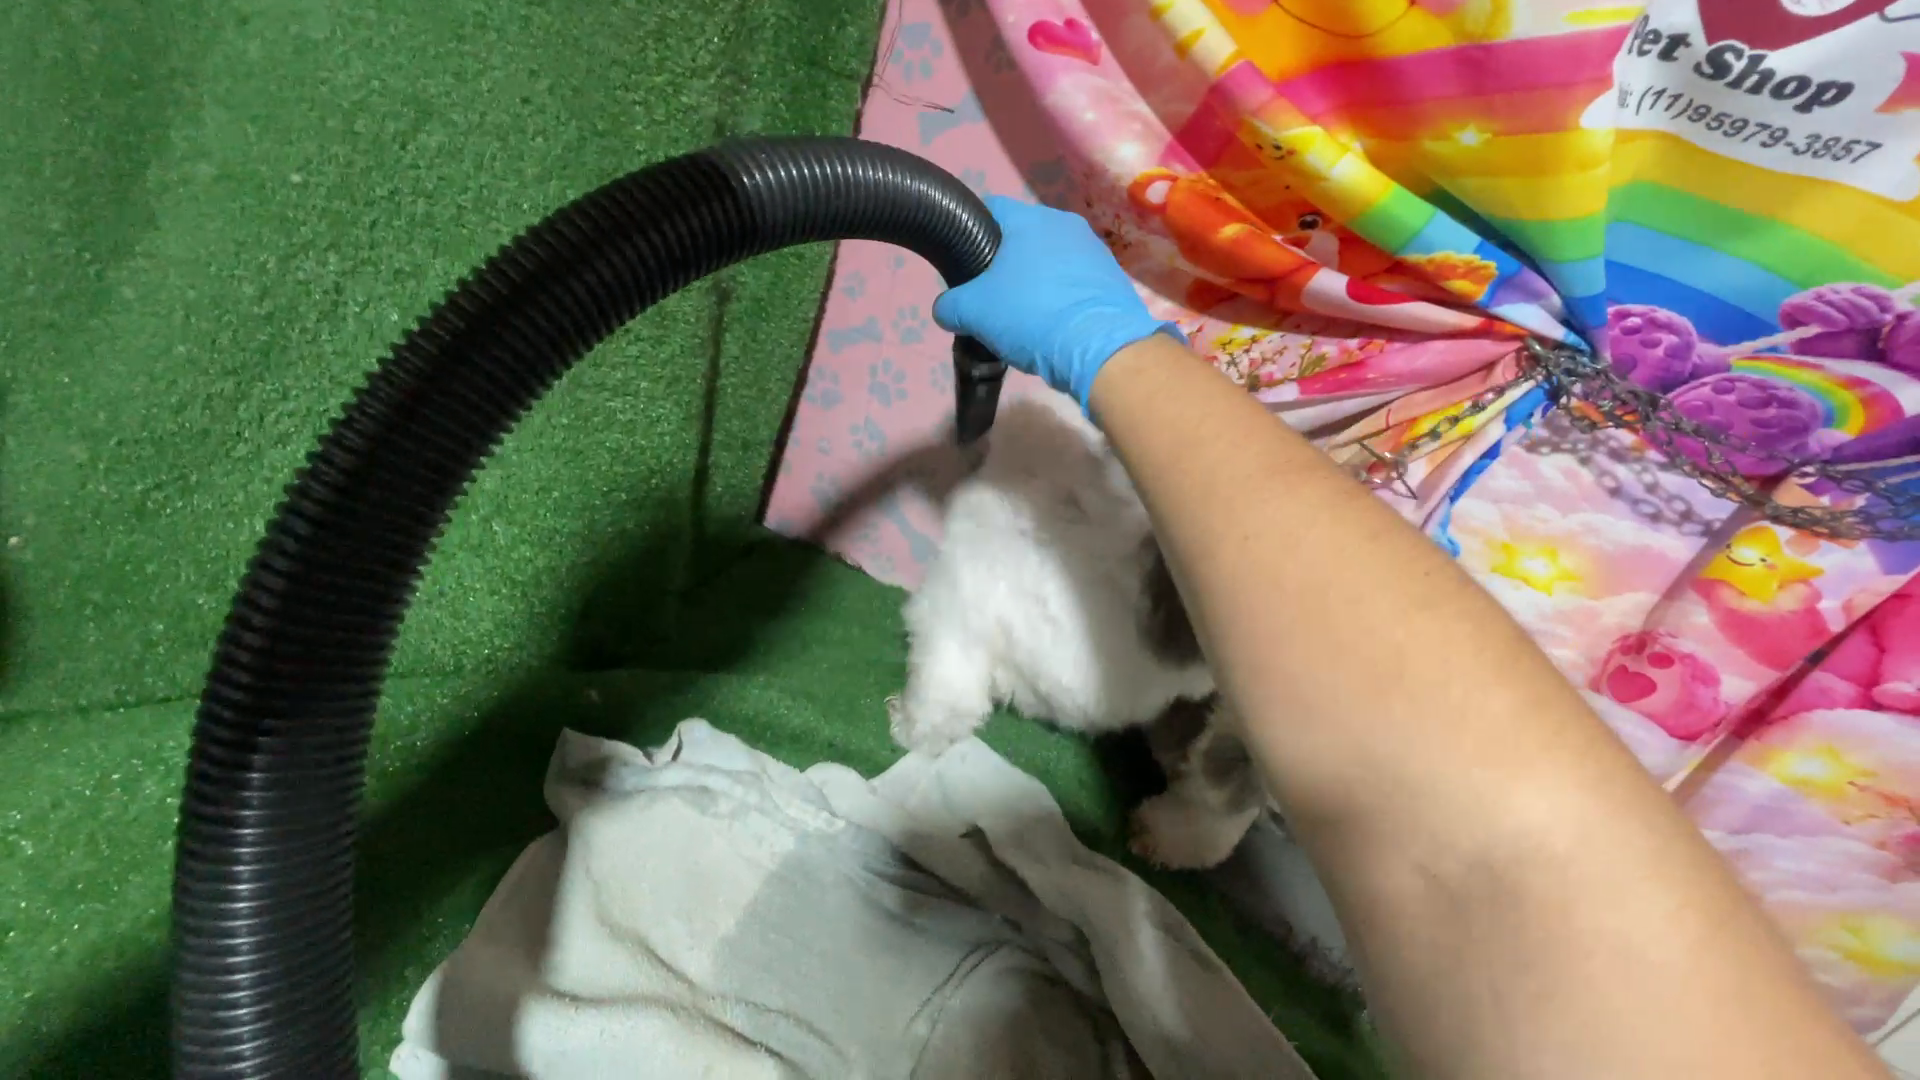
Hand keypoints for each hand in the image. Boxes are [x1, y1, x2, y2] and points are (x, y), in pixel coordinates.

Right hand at [933, 195, 1179, 409]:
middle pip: (1023, 239)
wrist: (1100, 349)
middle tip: (991, 300)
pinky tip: (1053, 328)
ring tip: (1023, 320)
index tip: (963, 261)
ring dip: (1035, 285)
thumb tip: (944, 310)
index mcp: (1031, 218)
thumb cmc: (1031, 315)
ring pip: (1051, 264)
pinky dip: (1061, 302)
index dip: (971, 230)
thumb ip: (950, 305)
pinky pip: (1075, 286)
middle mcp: (1066, 225)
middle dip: (1005, 266)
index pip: (991, 207)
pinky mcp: (1113, 282)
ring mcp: (1094, 252)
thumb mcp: (974, 312)